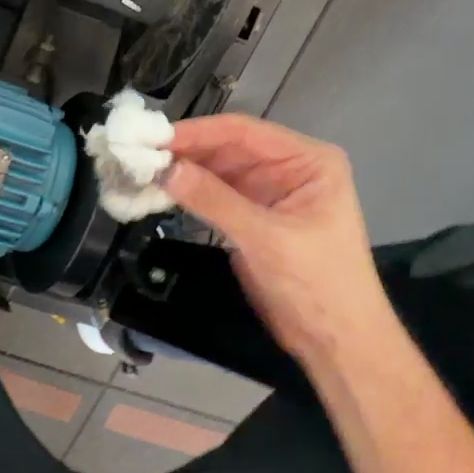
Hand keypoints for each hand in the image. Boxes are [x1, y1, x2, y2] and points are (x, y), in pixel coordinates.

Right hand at [159, 114, 394, 363]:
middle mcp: (288, 168)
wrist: (336, 341)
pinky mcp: (252, 217)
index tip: (152, 138)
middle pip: (227, 148)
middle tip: (137, 155)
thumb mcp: (265, 238)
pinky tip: (159, 191)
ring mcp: (269, 192)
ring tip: (140, 170)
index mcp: (308, 161)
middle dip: (185, 151)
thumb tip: (165, 169)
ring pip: (216, 171)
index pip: (244, 132)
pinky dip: (188, 193)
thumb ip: (214, 200)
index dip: (197, 132)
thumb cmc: (317, 284)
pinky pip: (214, 195)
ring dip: (182, 171)